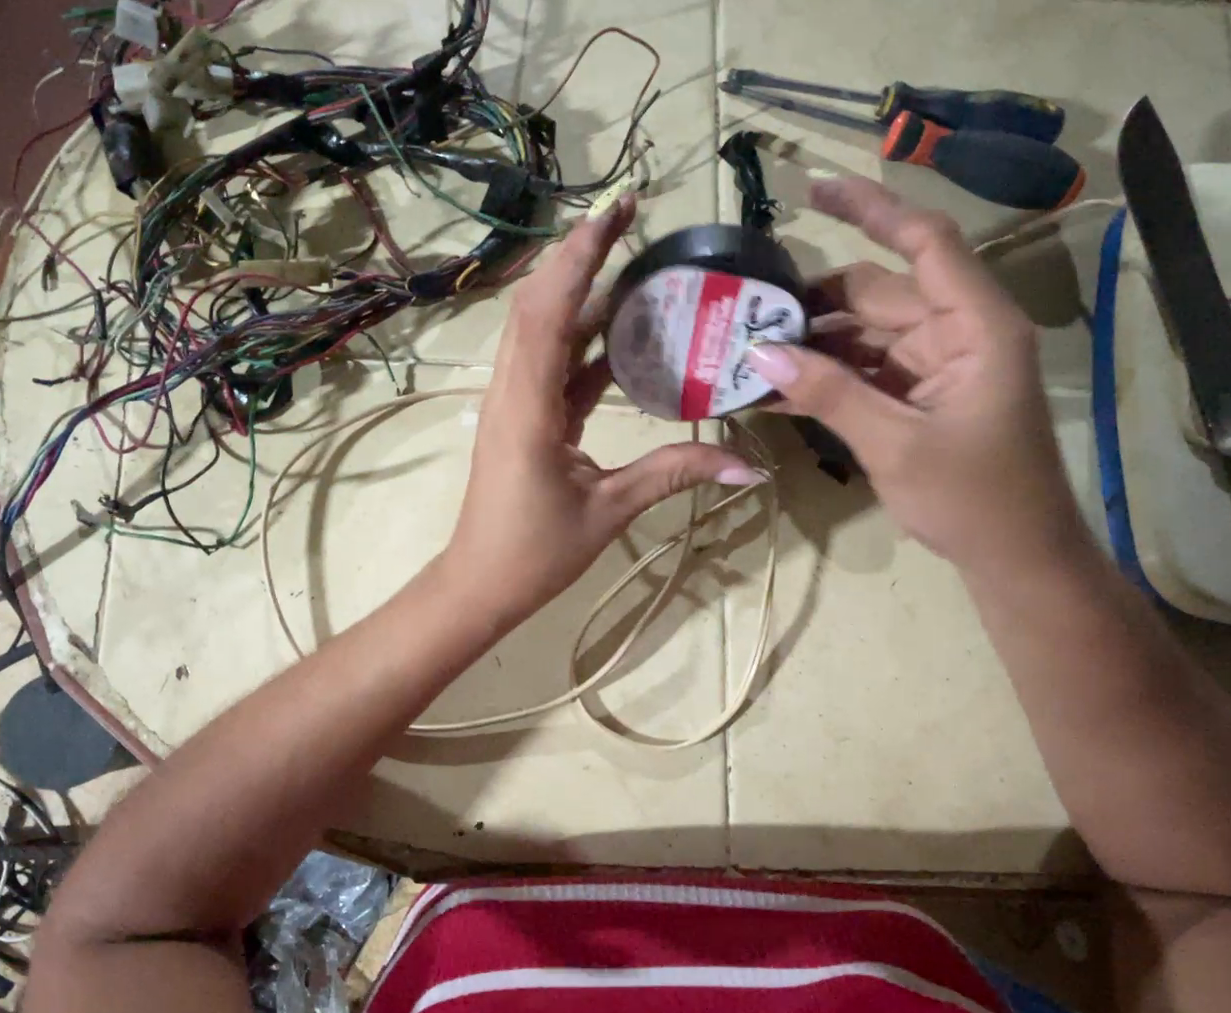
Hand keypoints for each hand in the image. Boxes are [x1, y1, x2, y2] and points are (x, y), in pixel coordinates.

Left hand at [438, 195, 759, 623]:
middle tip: (628, 215)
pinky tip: (622, 327)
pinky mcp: (523, 415)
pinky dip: (582, 337)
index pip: (549, 312)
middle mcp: (512, 390)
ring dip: (578, 288)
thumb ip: (674, 474)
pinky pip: (551, 362)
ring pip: (540, 328)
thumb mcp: (609, 511)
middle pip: (537, 304)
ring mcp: (513, 400)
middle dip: (579, 254)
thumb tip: (749, 466)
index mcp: (527, 407)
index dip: (581, 258)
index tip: (616, 212)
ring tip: (629, 257)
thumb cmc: (535, 552)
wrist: (480, 583)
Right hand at [743, 176, 1087, 578]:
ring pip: (864, 333)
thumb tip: (757, 353)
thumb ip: (828, 394)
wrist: (1016, 557)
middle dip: (814, 300)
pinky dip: (825, 375)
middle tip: (744, 310)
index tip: (811, 190)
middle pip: (879, 292)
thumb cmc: (975, 498)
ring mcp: (937, 365)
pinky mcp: (919, 395)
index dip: (870, 209)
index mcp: (977, 327)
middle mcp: (957, 333)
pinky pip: (864, 370)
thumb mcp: (895, 446)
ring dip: (812, 342)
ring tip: (748, 352)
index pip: (924, 243)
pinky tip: (775, 385)